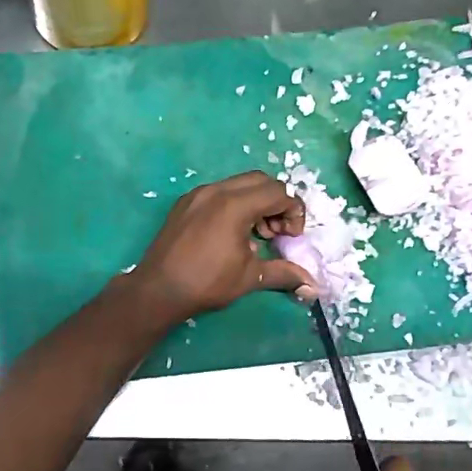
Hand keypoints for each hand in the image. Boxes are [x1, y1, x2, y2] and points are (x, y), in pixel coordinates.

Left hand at [128, 171, 310, 324]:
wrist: (158, 289)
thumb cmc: (206, 283)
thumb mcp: (250, 277)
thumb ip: (284, 273)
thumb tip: (313, 285)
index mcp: (234, 204)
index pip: (278, 192)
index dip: (293, 212)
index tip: (291, 237)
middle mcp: (214, 191)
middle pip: (260, 181)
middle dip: (276, 202)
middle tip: (276, 232)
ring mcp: (196, 195)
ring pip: (237, 184)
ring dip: (255, 202)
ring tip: (256, 234)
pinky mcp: (183, 204)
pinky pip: (217, 193)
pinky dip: (233, 204)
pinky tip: (231, 233)